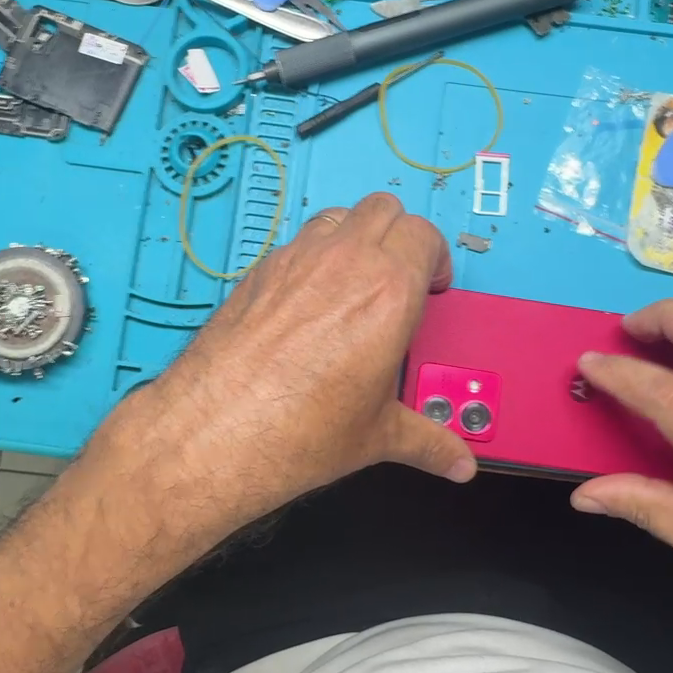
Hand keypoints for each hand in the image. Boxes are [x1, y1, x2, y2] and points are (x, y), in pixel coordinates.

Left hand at [89, 193, 475, 542]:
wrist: (216, 430)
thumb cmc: (297, 430)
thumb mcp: (377, 436)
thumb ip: (428, 442)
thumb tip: (456, 462)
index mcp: (388, 291)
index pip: (425, 237)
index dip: (435, 259)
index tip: (432, 286)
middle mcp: (343, 262)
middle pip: (385, 209)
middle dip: (401, 237)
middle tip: (402, 277)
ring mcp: (297, 260)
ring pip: (340, 215)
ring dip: (357, 235)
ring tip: (358, 280)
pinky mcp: (260, 271)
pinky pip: (298, 241)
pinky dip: (315, 255)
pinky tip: (311, 300)